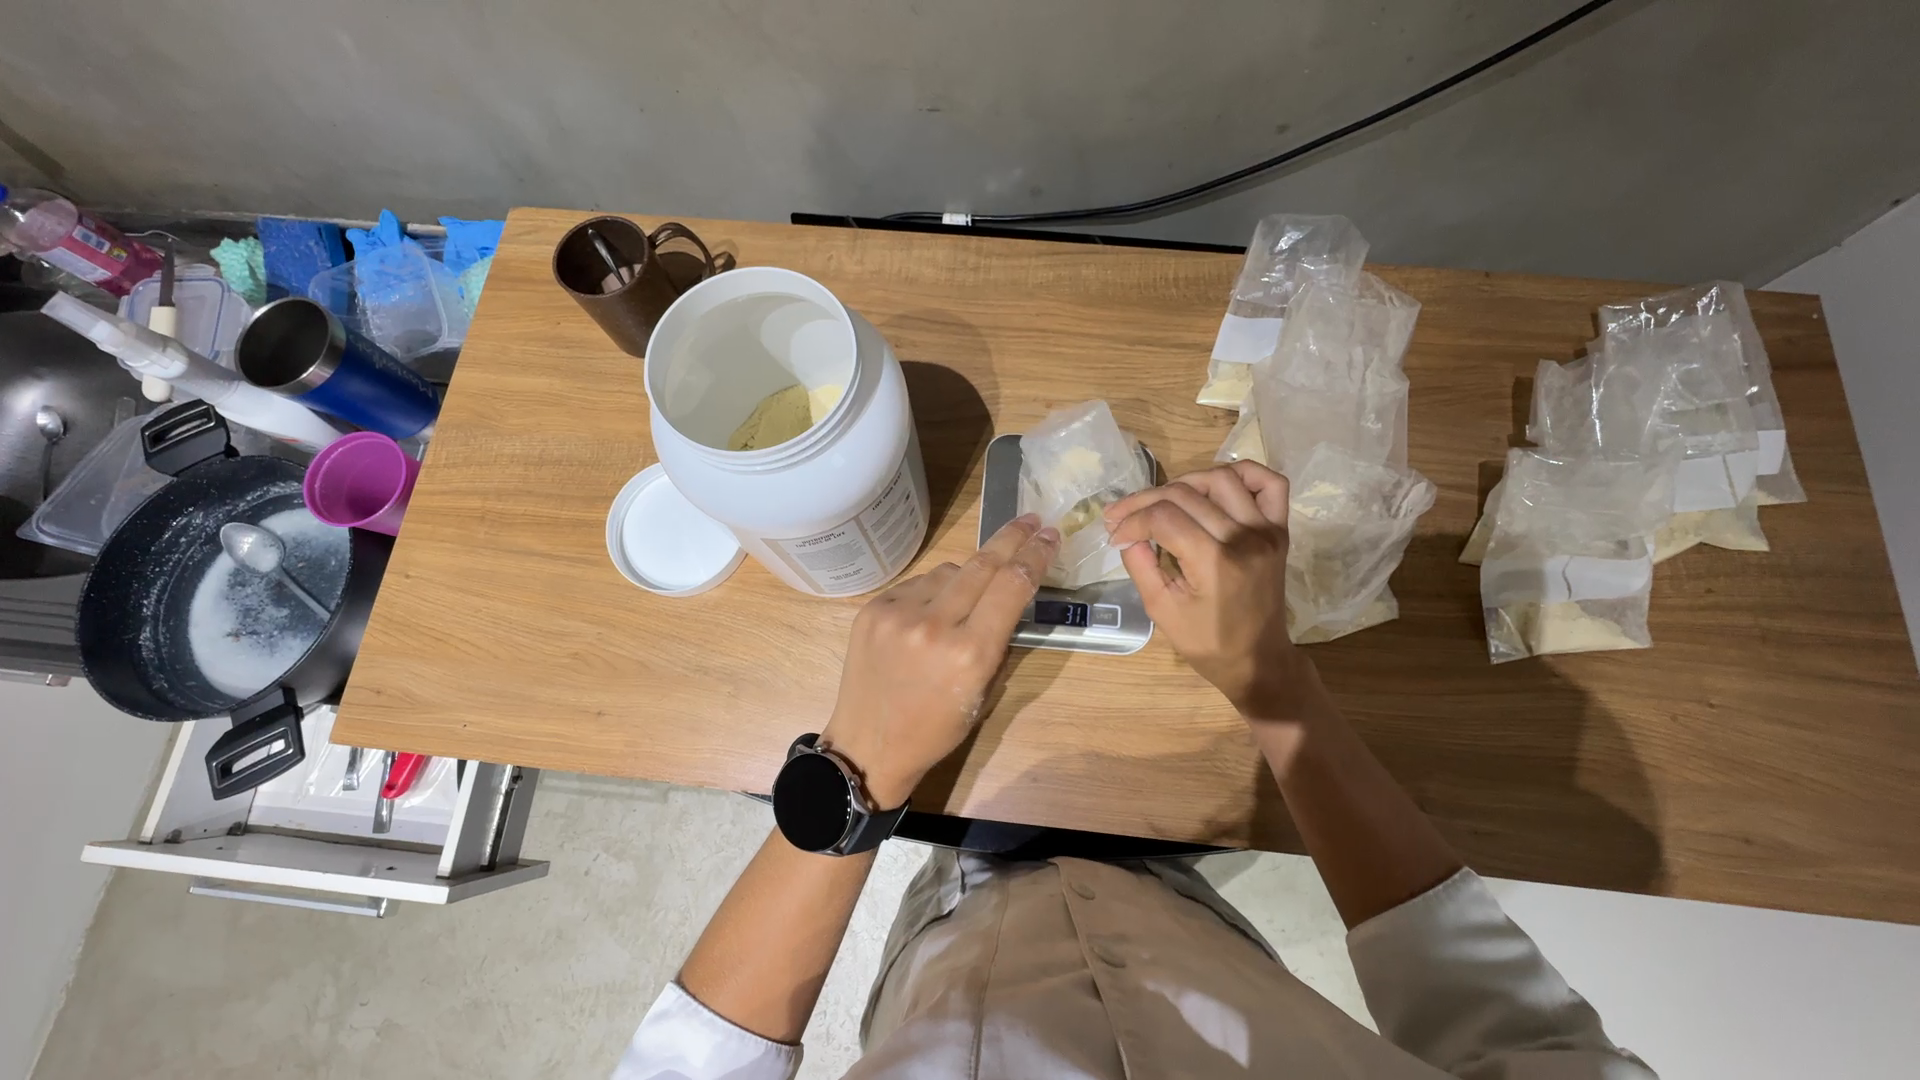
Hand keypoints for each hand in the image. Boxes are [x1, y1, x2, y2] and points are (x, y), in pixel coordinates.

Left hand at [818, 514, 1058, 808]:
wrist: (869, 744)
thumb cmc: (936, 729)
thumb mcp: (984, 692)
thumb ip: (999, 640)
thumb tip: (1009, 594)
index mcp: (970, 654)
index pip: (1013, 585)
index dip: (1036, 555)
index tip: (1051, 536)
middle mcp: (934, 625)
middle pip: (984, 564)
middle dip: (1013, 539)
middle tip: (1033, 521)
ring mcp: (898, 613)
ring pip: (949, 571)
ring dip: (968, 574)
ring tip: (971, 596)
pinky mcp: (873, 608)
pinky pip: (918, 583)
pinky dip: (934, 589)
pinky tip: (933, 611)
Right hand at [1103, 461, 1314, 717]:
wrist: (1257, 658)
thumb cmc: (1206, 642)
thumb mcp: (1161, 610)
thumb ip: (1141, 566)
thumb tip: (1124, 534)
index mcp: (1215, 561)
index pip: (1163, 517)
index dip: (1131, 521)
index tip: (1114, 535)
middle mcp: (1245, 537)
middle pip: (1185, 493)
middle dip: (1144, 501)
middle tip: (1122, 516)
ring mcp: (1267, 530)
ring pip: (1221, 478)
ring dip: (1184, 483)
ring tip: (1163, 502)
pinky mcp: (1279, 529)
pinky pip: (1269, 483)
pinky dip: (1243, 473)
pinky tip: (1214, 485)